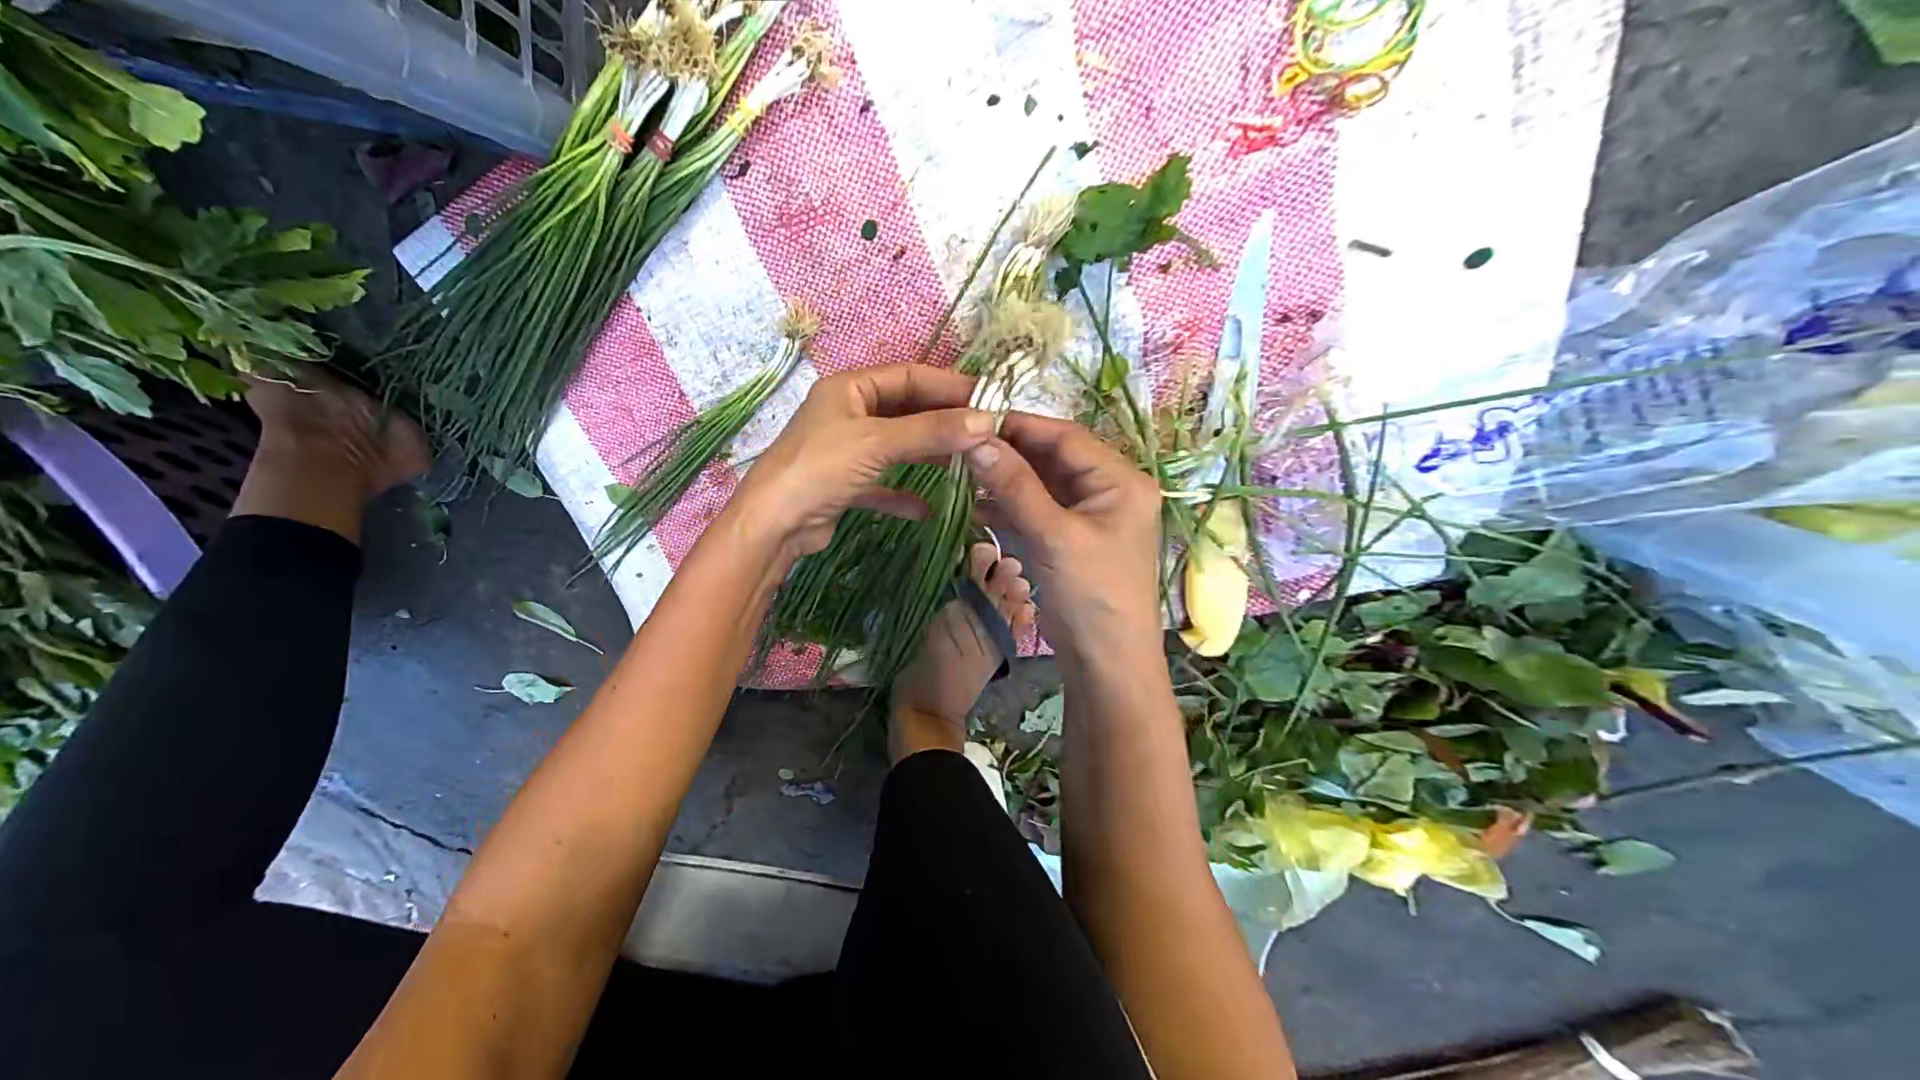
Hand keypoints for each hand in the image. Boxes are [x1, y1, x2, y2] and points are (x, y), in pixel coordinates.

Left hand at [726, 364, 992, 560]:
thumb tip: (986, 422)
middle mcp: (849, 413)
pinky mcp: (845, 484)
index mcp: (850, 389)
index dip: (950, 386)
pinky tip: (928, 508)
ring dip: (930, 455)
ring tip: (969, 465)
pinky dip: (905, 494)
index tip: (989, 399)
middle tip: (986, 433)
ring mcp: (846, 450)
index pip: (910, 376)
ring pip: (899, 446)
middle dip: (944, 422)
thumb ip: (932, 432)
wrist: (773, 524)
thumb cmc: (819, 468)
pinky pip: (884, 483)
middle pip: (907, 410)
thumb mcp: (878, 443)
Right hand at [965, 412, 1162, 662]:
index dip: (1021, 425)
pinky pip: (1035, 510)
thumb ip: (1015, 486)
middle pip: (1053, 457)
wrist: (1105, 663)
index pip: (1066, 437)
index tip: (974, 420)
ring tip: (961, 470)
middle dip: (1009, 452)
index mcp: (1121, 480)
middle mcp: (1108, 490)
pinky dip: (1008, 505)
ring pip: (1040, 483)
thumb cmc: (1092, 596)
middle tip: (962, 445)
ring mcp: (1087, 516)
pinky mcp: (1068, 539)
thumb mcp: (1054, 537)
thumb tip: (976, 440)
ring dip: (1005, 478)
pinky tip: (974, 502)